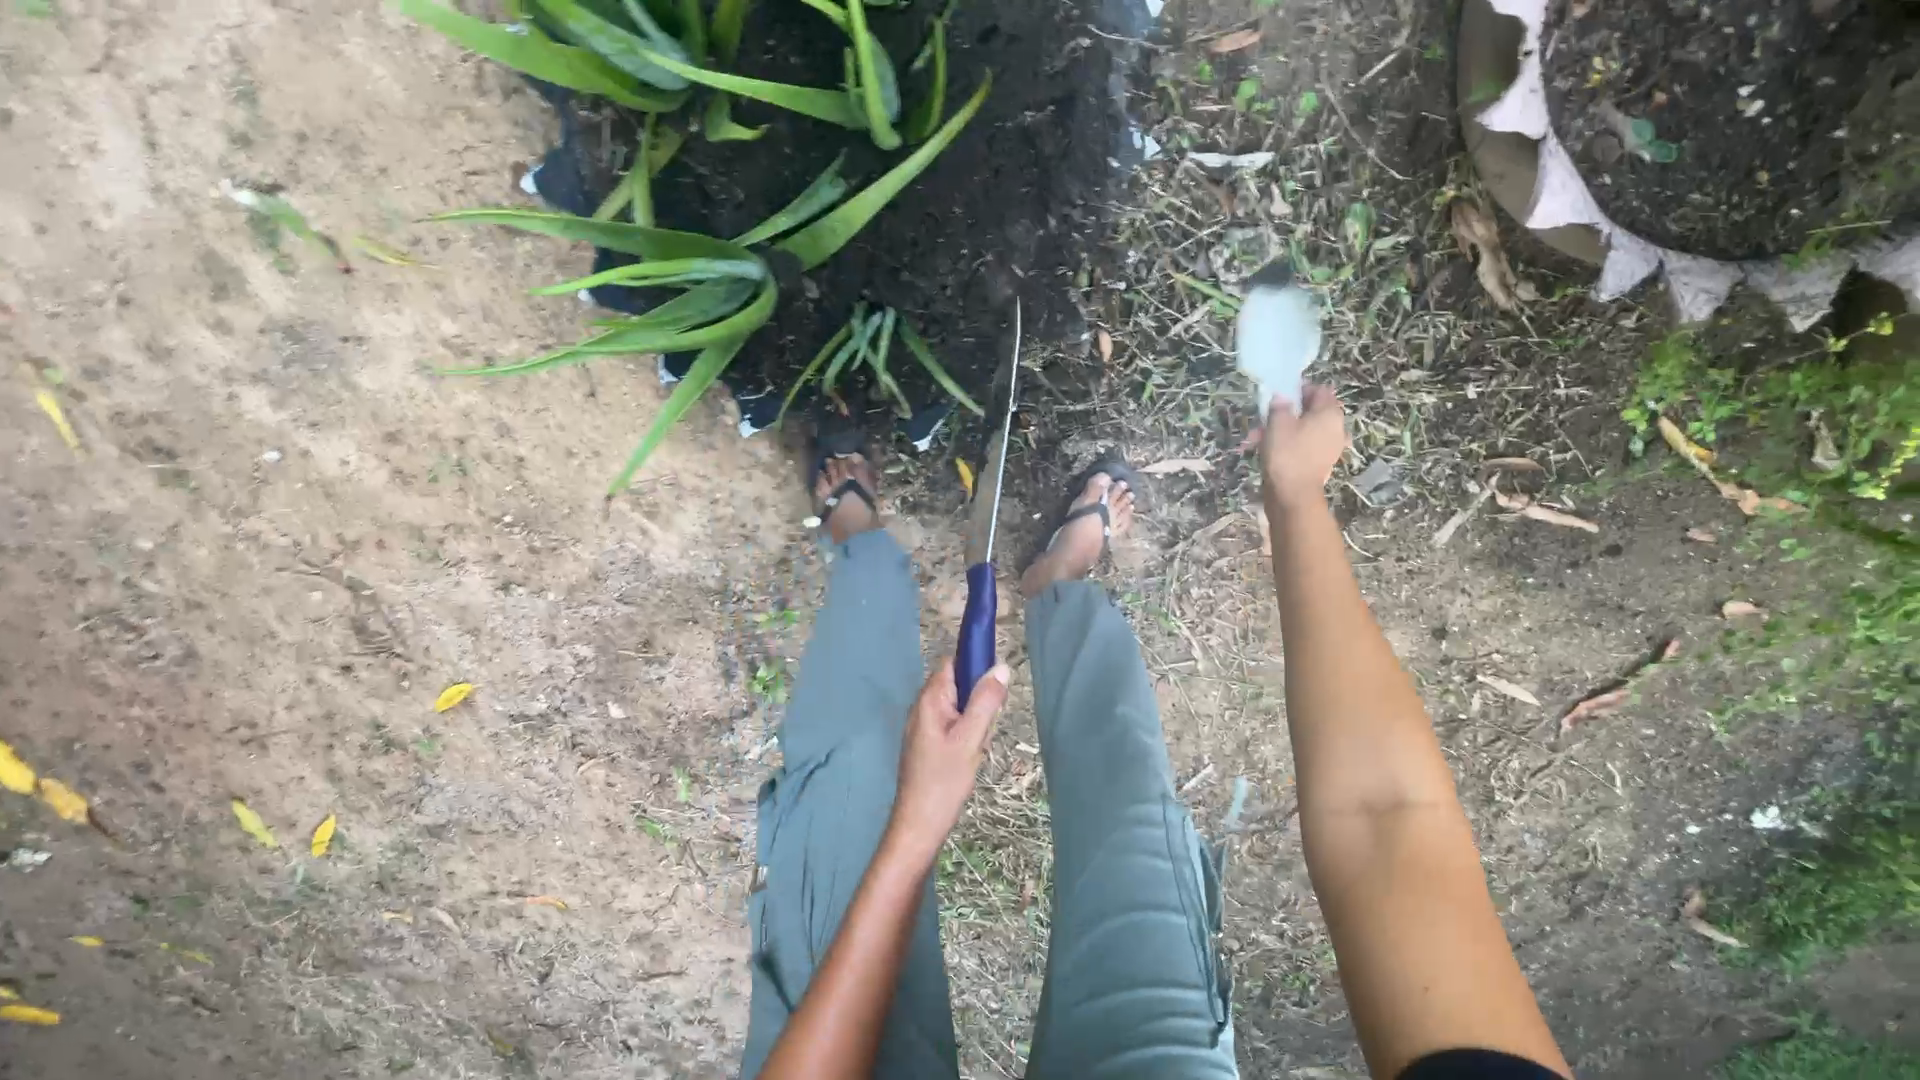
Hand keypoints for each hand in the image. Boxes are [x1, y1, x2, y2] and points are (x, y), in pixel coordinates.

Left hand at [889, 658, 1009, 858]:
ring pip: (957, 708)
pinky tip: (970, 755)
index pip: (953, 663)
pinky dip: (966, 734)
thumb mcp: (971, 738)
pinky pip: (952, 725)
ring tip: (978, 745)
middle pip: (957, 685)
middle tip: (987, 725)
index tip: (997, 681)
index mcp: (929, 700)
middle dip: (978, 698)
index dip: (975, 663)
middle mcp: (922, 707)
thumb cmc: (944, 780)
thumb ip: (986, 702)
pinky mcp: (926, 743)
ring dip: (974, 720)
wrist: (919, 823)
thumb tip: (1001, 667)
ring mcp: (922, 726)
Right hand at [1261, 383, 1347, 511]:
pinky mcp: (1321, 462)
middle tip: (1264, 420)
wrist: (1293, 495)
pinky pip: (1305, 445)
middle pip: (1311, 411)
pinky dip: (1289, 445)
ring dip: (1283, 431)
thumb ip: (1280, 405)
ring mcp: (1330, 447)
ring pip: (1304, 429)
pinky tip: (1269, 452)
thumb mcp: (1277, 423)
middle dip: (1285, 414)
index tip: (1279, 396)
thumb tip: (1282, 397)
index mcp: (1330, 413)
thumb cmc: (1286, 454)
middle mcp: (1336, 428)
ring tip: (1258, 439)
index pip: (1319, 390)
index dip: (1299, 389)